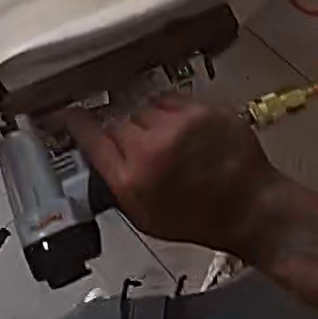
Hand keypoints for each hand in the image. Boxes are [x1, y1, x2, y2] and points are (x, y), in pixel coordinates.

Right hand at [61, 94, 285, 258]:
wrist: (251, 209)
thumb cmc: (196, 218)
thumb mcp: (143, 215)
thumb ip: (115, 181)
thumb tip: (96, 149)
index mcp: (131, 179)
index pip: (90, 138)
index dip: (75, 122)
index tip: (66, 112)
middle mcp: (151, 148)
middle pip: (118, 122)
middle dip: (127, 136)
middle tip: (145, 152)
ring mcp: (179, 125)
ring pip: (144, 109)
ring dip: (151, 123)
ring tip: (171, 144)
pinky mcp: (203, 110)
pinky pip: (171, 100)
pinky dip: (173, 113)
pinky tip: (186, 133)